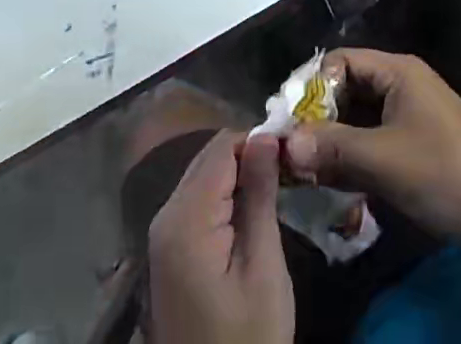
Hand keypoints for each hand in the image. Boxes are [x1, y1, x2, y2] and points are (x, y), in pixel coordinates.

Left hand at [147, 132, 293, 343]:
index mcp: (186, 219)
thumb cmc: (247, 337)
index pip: (222, 148)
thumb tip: (264, 136)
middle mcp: (166, 217)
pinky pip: (199, 200)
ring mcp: (164, 235)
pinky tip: (256, 205)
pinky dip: (227, 193)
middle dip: (250, 152)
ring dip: (241, 171)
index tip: (297, 149)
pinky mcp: (170, 250)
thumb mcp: (262, 266)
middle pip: (210, 157)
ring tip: (282, 182)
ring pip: (205, 175)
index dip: (259, 139)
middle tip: (294, 167)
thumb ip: (259, 196)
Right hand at [282, 48, 460, 240]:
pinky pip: (369, 142)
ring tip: (299, 172)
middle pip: (344, 90)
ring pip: (354, 120)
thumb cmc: (446, 173)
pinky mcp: (411, 145)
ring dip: (329, 143)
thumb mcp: (383, 159)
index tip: (285, 122)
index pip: (339, 61)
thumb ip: (332, 147)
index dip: (309, 86)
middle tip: (286, 152)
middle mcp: (400, 85)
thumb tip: (283, 144)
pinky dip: (348, 159)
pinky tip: (327, 185)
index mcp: (397, 72)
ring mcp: (407, 116)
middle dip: (315, 119)